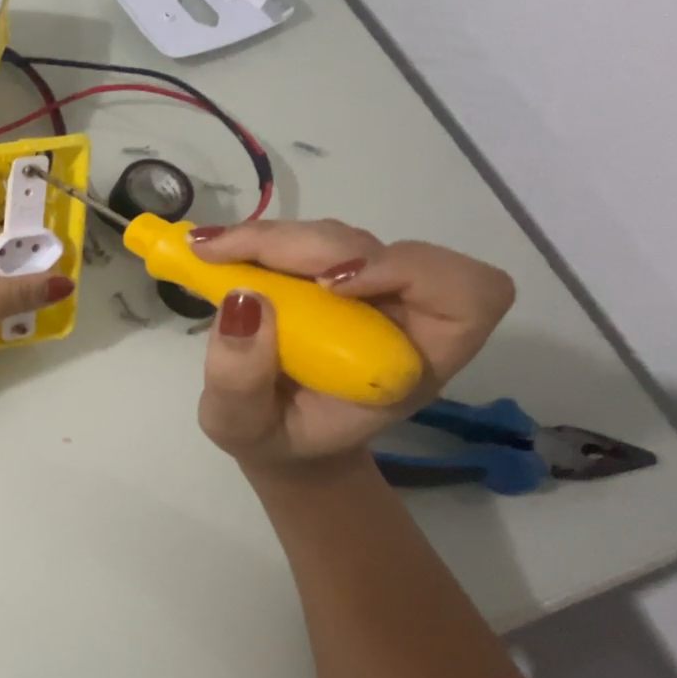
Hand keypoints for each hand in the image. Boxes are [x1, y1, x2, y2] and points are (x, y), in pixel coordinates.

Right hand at [190, 220, 514, 467]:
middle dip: (305, 248)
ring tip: (211, 253)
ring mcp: (371, 290)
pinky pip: (313, 241)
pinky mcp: (334, 275)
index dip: (409, 273)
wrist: (278, 434)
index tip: (329, 285)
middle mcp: (406, 317)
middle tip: (223, 253)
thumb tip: (242, 300)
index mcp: (411, 364)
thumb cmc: (275, 438)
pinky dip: (266, 240)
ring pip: (342, 240)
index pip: (465, 297)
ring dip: (277, 240)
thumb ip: (240, 380)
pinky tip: (221, 251)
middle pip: (385, 252)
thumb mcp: (243, 427)